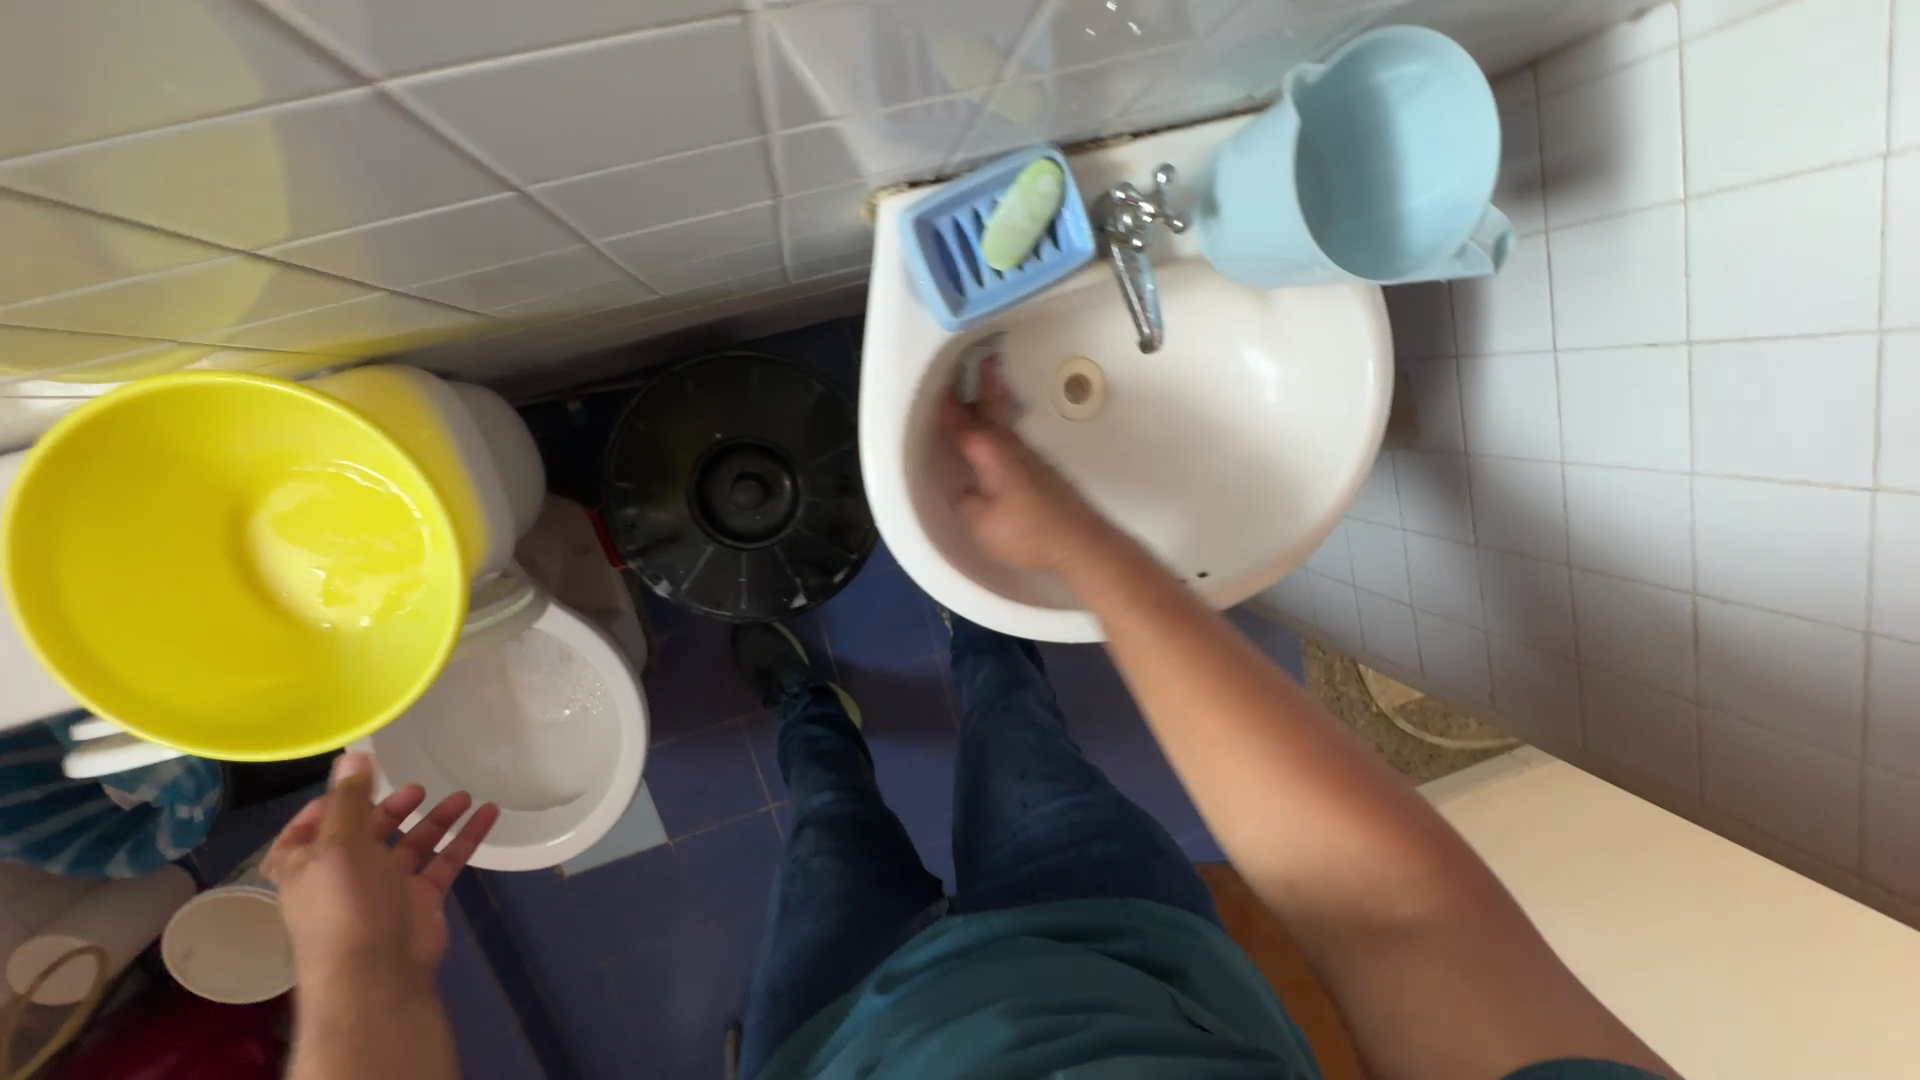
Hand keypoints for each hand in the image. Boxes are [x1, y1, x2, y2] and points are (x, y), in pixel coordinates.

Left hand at [265, 753, 498, 990]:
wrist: (376, 970)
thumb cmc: (346, 905)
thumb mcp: (340, 845)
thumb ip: (350, 800)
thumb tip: (353, 756)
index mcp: (309, 864)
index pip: (305, 831)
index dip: (325, 807)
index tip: (355, 782)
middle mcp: (344, 873)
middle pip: (368, 831)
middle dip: (392, 807)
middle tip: (417, 788)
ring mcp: (386, 886)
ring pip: (413, 843)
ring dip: (436, 818)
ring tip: (464, 795)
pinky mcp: (421, 897)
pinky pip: (445, 859)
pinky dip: (466, 836)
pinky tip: (489, 814)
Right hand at [941, 357, 1118, 573]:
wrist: (1082, 544)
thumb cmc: (1028, 534)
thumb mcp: (982, 525)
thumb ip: (967, 503)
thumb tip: (966, 490)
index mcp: (994, 457)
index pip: (966, 427)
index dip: (952, 410)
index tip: (941, 389)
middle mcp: (1016, 451)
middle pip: (995, 415)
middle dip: (986, 389)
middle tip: (983, 363)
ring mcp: (1035, 462)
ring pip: (1007, 430)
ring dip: (995, 412)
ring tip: (985, 401)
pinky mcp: (1048, 477)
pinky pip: (1016, 447)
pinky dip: (1004, 436)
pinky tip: (1002, 447)